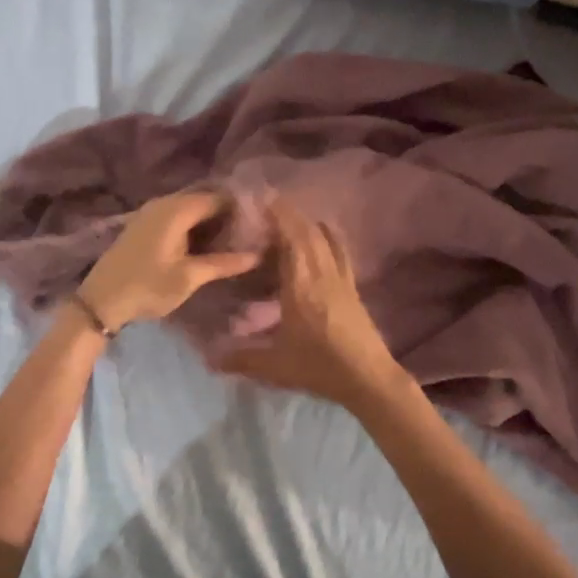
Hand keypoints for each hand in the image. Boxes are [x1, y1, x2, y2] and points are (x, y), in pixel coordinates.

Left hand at [76, 192, 259, 330]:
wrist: (100, 300)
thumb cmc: (147, 287)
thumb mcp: (189, 277)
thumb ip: (223, 263)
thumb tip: (257, 254)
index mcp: (177, 209)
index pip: (220, 197)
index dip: (242, 209)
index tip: (261, 225)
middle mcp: (164, 202)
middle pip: (205, 199)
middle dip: (228, 215)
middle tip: (252, 235)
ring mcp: (151, 212)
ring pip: (191, 209)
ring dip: (211, 223)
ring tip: (234, 242)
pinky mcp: (145, 226)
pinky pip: (178, 217)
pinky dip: (194, 227)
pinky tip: (206, 246)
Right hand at [211, 198, 409, 407]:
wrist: (369, 379)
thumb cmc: (319, 367)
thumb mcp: (274, 366)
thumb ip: (240, 358)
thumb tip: (207, 358)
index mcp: (302, 283)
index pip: (291, 236)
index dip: (277, 214)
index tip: (259, 197)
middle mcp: (323, 273)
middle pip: (308, 231)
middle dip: (288, 213)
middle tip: (267, 205)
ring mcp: (342, 279)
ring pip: (326, 238)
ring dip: (308, 223)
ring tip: (289, 219)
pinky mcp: (353, 289)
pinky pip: (339, 251)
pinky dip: (327, 236)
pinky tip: (322, 237)